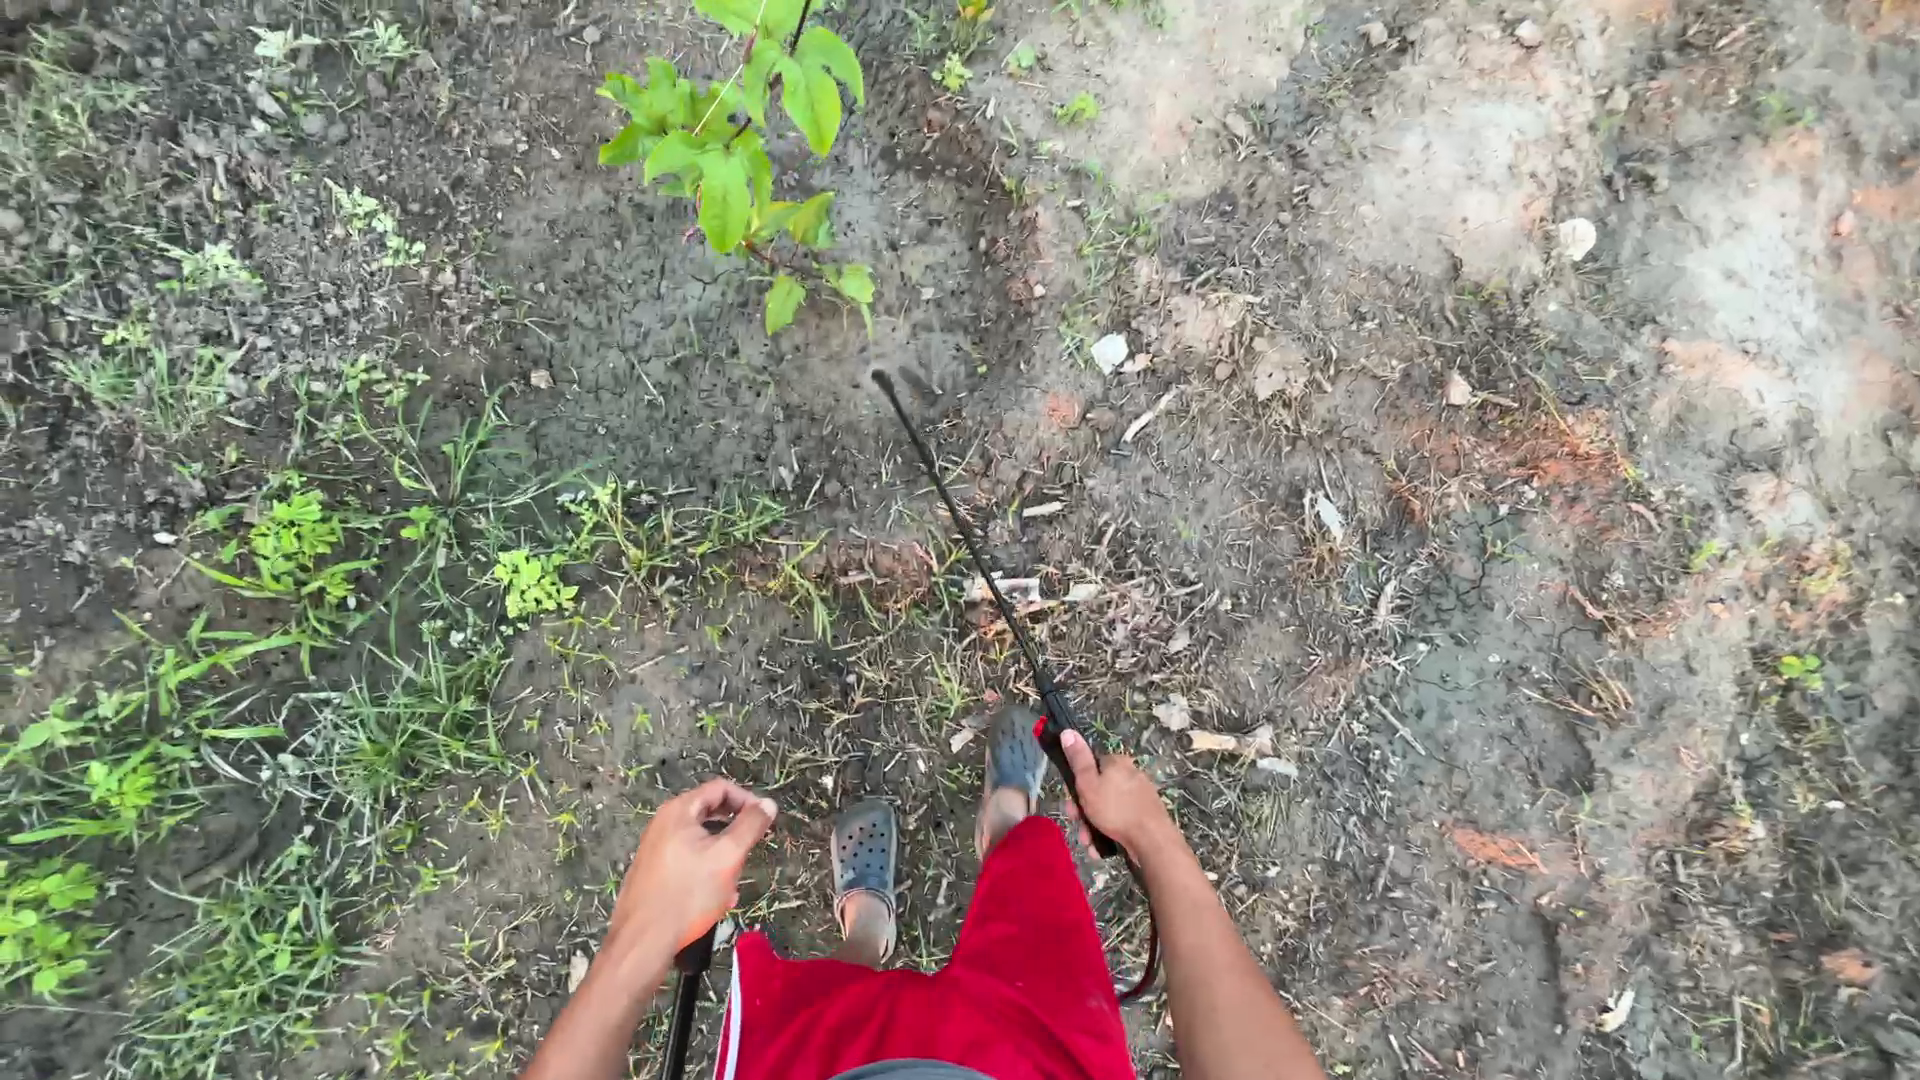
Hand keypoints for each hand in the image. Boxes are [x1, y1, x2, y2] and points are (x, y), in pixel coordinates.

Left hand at [607, 778, 777, 957]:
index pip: (720, 789)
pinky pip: (687, 860)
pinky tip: (715, 896)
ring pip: (701, 840)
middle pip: (710, 813)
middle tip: (750, 849)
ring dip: (723, 855)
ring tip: (734, 881)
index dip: (747, 800)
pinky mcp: (652, 873)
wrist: (642, 944)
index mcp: (678, 811)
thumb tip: (768, 804)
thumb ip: (751, 825)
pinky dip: (706, 869)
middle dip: (735, 831)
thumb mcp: (728, 856)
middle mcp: (663, 824)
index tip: (763, 821)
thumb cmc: (688, 894)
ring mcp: (655, 849)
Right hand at [1059, 728, 1178, 859]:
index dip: (1077, 786)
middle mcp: (1130, 774)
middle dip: (1084, 811)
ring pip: (1108, 808)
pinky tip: (1102, 846)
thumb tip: (1067, 731)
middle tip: (1078, 825)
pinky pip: (1121, 819)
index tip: (1071, 803)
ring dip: (1094, 825)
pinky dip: (1109, 831)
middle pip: (1098, 789)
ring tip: (1089, 843)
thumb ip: (1078, 759)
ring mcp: (1140, 795)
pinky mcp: (1146, 814)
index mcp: (1117, 762)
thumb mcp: (1088, 783)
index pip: (1091, 766)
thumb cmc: (1115, 810)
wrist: (1152, 840)